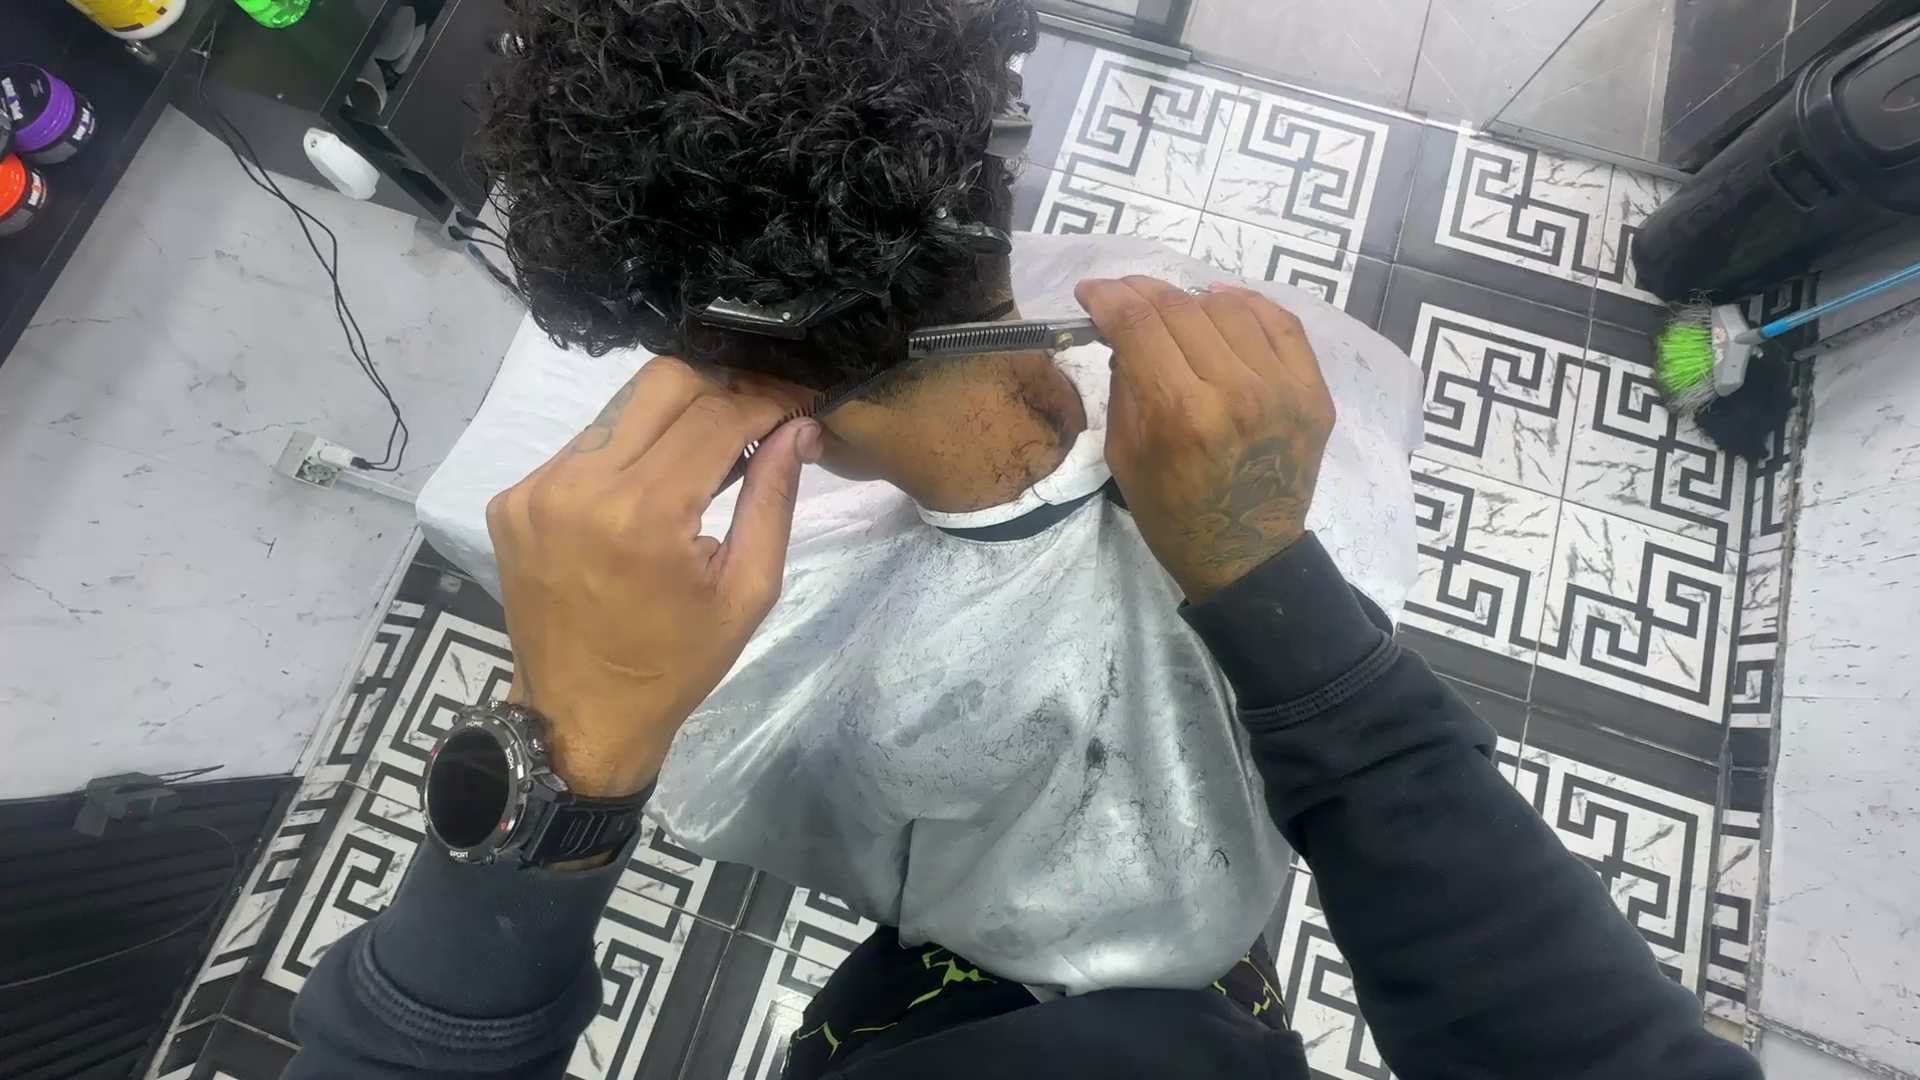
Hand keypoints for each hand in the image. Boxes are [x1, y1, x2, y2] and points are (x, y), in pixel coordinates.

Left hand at [486, 358, 821, 796]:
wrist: (583, 714)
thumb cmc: (679, 662)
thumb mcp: (749, 589)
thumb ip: (773, 499)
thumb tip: (799, 429)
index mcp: (644, 514)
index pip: (717, 416)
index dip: (765, 403)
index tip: (795, 408)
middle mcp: (579, 484)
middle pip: (663, 382)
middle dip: (721, 390)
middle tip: (755, 420)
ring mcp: (535, 487)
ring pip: (622, 405)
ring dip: (675, 416)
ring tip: (709, 452)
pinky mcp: (512, 498)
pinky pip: (586, 442)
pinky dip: (630, 448)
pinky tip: (652, 485)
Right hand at [1077, 276, 1334, 602]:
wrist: (1243, 554)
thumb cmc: (1170, 514)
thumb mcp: (1123, 456)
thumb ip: (1125, 388)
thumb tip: (1125, 336)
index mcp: (1178, 413)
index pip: (1138, 325)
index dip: (1107, 297)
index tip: (1089, 290)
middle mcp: (1234, 390)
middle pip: (1180, 309)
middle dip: (1140, 291)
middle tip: (1121, 294)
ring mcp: (1282, 388)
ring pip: (1229, 308)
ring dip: (1189, 299)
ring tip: (1170, 310)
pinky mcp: (1313, 393)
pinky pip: (1280, 323)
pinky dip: (1246, 304)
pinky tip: (1220, 301)